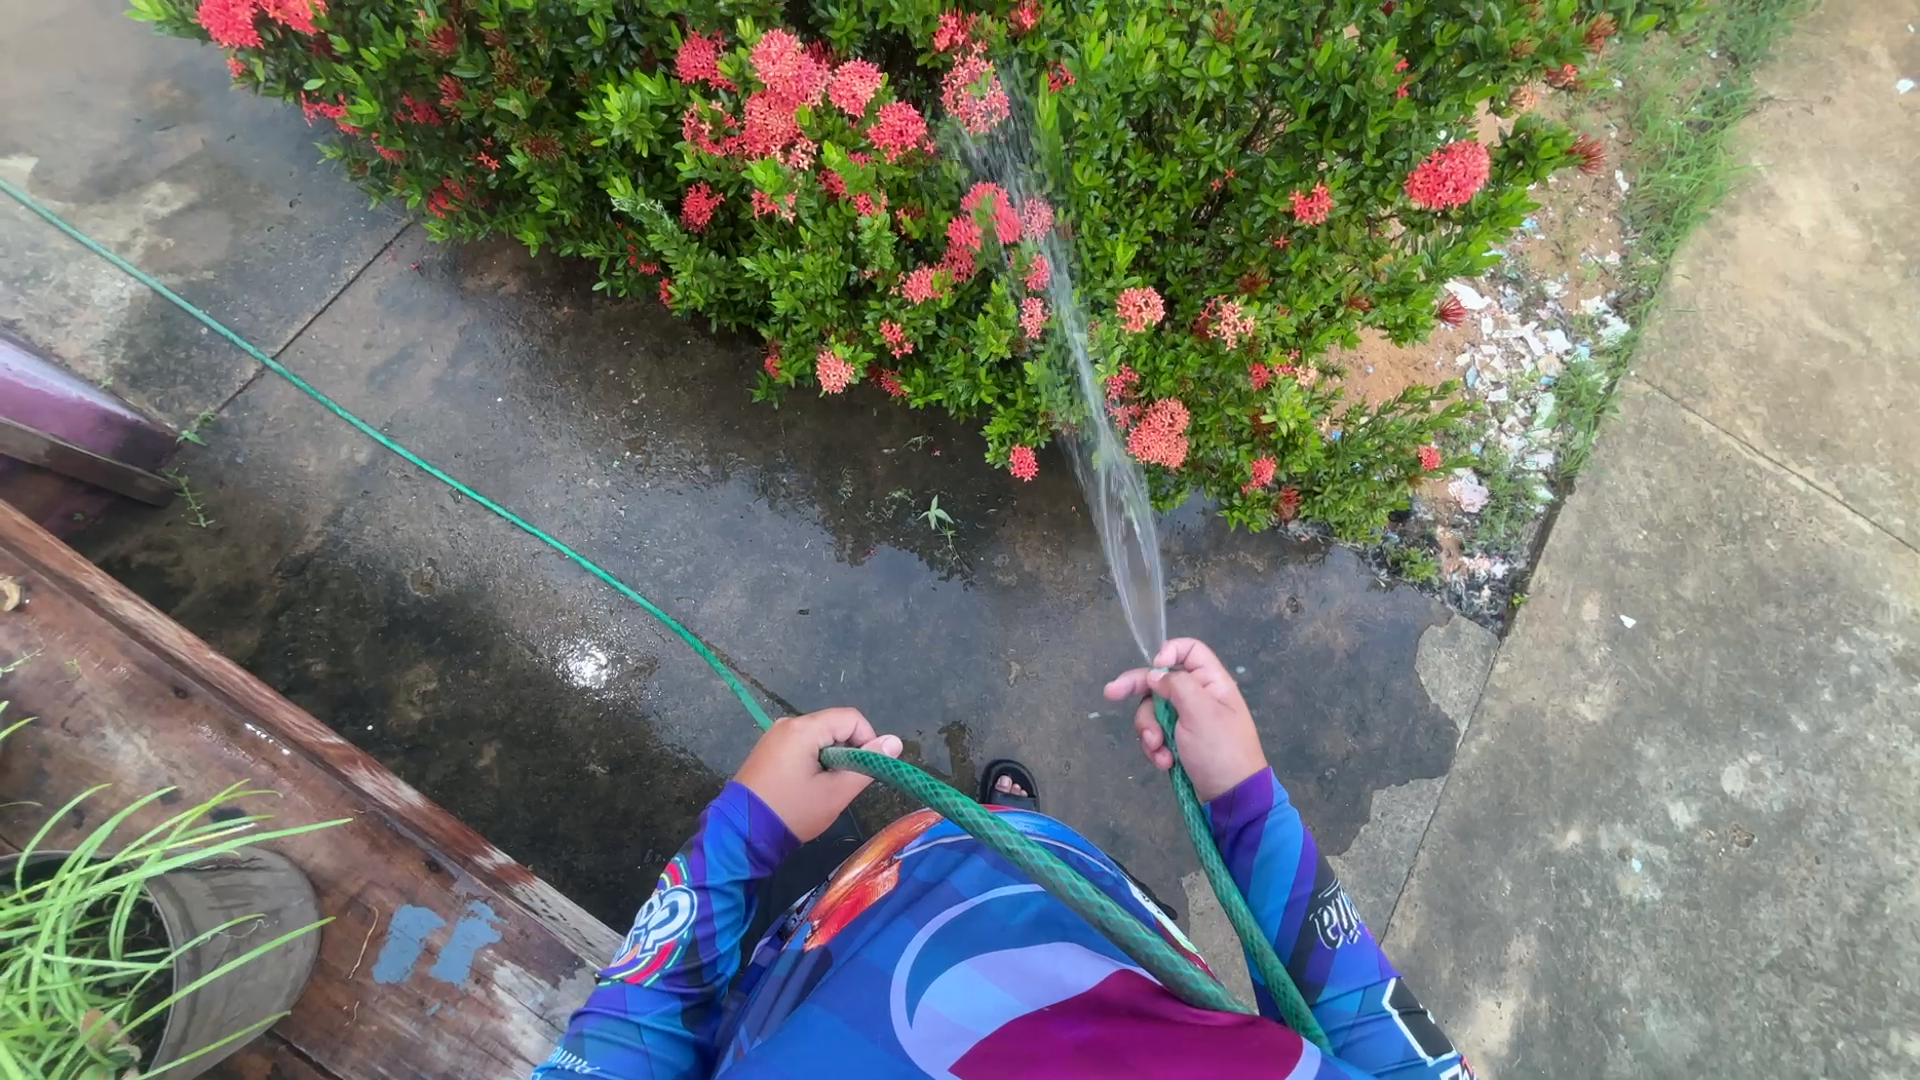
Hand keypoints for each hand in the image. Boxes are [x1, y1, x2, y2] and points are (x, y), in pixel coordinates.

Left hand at [734, 708, 902, 841]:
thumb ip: (867, 765)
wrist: (738, 838)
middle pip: (834, 726)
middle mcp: (787, 724)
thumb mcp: (835, 793)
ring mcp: (774, 737)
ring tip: (824, 789)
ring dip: (831, 759)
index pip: (851, 718)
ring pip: (819, 738)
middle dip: (848, 752)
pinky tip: (807, 788)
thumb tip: (895, 742)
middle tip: (843, 785)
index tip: (866, 770)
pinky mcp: (767, 751)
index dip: (867, 741)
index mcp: (803, 728)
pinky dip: (813, 762)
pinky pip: (802, 746)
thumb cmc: (791, 813)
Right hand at [1104, 639, 1267, 802]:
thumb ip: (1177, 686)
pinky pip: (1155, 733)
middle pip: (1159, 681)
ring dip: (1150, 730)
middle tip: (1111, 693)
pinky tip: (1164, 762)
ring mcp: (1186, 719)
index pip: (1189, 650)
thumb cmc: (1221, 750)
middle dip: (1137, 690)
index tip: (1154, 669)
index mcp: (1211, 682)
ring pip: (1152, 710)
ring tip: (1159, 749)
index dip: (1169, 652)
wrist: (1231, 799)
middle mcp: (1197, 696)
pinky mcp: (1177, 740)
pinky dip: (1155, 747)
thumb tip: (1155, 674)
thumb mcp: (1201, 713)